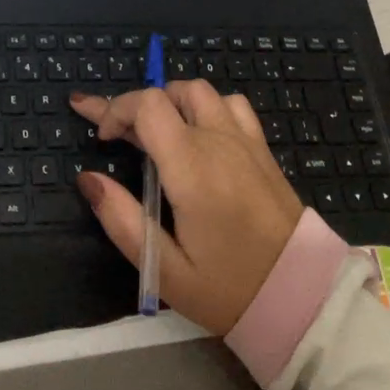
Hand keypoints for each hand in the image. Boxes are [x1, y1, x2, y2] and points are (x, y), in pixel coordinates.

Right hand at [70, 82, 304, 334]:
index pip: (147, 105)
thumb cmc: (228, 289)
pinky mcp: (263, 150)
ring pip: (202, 92)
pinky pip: (232, 104)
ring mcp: (245, 141)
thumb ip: (122, 220)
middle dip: (135, 105)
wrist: (301, 297)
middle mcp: (219, 142)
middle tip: (117, 135)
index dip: (115, 109)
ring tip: (155, 131)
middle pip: (170, 92)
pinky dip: (207, 107)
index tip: (103, 140)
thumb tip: (88, 179)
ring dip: (171, 101)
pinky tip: (199, 132)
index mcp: (192, 168)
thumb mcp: (165, 270)